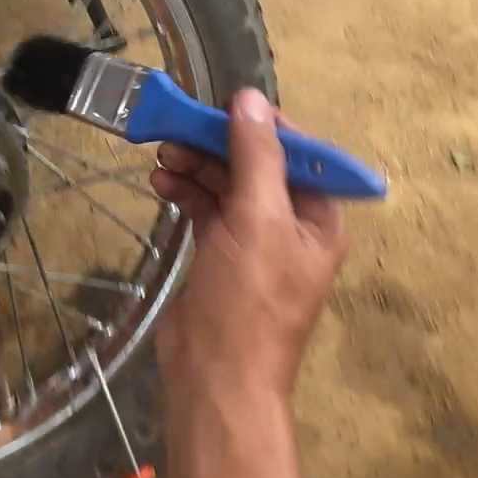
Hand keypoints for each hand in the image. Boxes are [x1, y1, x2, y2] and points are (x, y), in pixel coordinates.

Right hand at [150, 89, 349, 404]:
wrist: (215, 379)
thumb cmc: (248, 299)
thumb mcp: (257, 220)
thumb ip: (255, 155)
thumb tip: (249, 97)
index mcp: (317, 215)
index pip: (296, 151)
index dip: (261, 124)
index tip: (221, 104)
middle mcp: (290, 222)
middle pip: (254, 163)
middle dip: (217, 143)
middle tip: (177, 127)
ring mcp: (253, 238)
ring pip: (225, 182)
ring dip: (195, 164)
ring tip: (162, 155)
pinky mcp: (220, 250)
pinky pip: (205, 205)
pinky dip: (185, 190)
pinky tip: (160, 182)